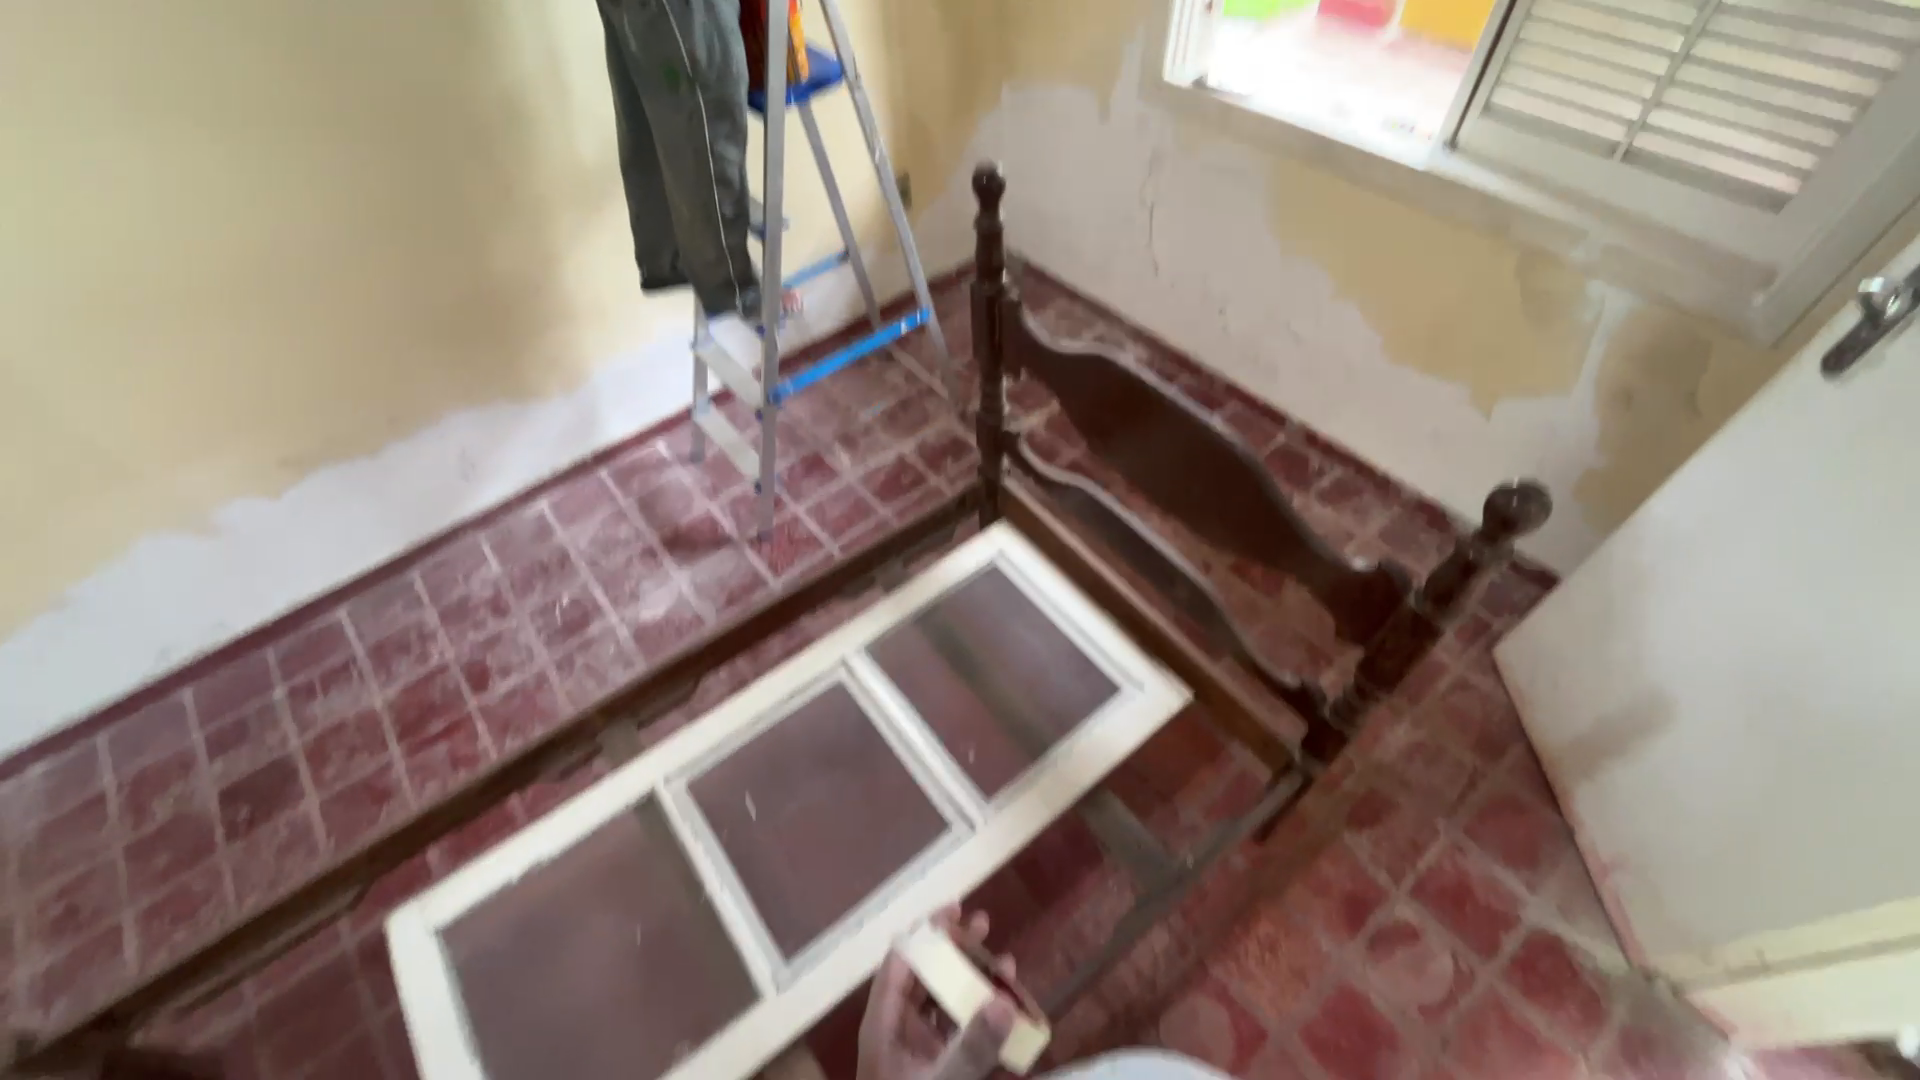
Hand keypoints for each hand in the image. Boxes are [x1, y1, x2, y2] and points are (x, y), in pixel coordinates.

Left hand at [857, 908, 1021, 1079]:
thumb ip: (971, 1047)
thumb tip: (1002, 1002)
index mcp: (884, 1024)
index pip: (900, 962)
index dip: (925, 933)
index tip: (953, 909)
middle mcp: (898, 1029)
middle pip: (924, 974)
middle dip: (953, 948)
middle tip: (983, 922)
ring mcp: (917, 1050)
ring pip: (943, 999)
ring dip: (970, 977)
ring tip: (1002, 957)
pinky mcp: (936, 1068)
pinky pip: (957, 1029)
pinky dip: (979, 1012)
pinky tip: (1005, 1002)